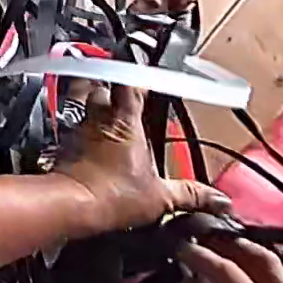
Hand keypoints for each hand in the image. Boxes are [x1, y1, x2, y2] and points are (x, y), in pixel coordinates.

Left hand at [53, 82, 228, 236]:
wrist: (74, 202)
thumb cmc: (115, 194)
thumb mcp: (161, 197)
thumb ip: (191, 194)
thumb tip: (218, 200)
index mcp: (124, 122)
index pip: (129, 87)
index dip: (137, 80)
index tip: (146, 82)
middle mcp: (98, 118)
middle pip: (102, 91)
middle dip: (113, 94)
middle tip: (128, 107)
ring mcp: (78, 128)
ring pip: (84, 106)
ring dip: (97, 111)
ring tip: (112, 125)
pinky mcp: (64, 143)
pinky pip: (74, 128)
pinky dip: (84, 132)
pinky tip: (94, 146)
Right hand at [183, 238, 282, 282]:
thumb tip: (192, 276)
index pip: (236, 278)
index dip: (203, 257)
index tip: (176, 245)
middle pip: (267, 263)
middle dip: (229, 242)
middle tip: (196, 235)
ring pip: (275, 271)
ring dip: (241, 252)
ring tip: (208, 244)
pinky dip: (249, 271)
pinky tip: (227, 269)